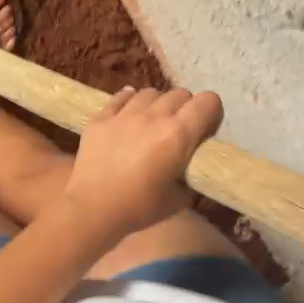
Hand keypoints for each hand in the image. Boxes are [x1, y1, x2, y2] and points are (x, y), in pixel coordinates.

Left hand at [62, 86, 222, 237]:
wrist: (92, 209)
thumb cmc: (139, 208)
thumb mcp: (180, 197)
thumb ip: (191, 171)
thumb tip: (191, 162)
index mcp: (178, 133)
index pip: (208, 100)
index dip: (211, 113)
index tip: (204, 130)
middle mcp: (153, 116)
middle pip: (179, 94)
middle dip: (184, 108)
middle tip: (177, 130)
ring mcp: (123, 115)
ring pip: (149, 93)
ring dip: (156, 104)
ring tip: (151, 122)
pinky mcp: (99, 119)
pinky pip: (120, 97)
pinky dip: (128, 101)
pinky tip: (128, 114)